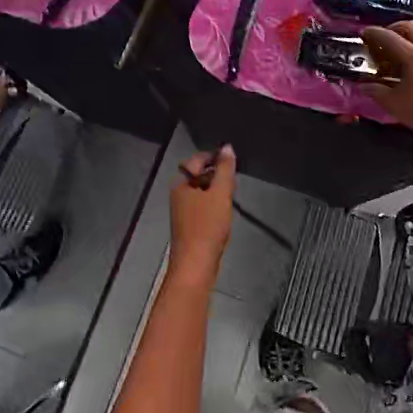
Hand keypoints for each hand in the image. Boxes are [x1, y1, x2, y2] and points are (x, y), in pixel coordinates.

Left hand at [169, 145, 235, 284]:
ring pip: (202, 192)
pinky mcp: (190, 226)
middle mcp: (178, 195)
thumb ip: (225, 169)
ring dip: (217, 192)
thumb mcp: (220, 194)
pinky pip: (203, 207)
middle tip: (234, 182)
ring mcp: (182, 211)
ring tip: (231, 197)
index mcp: (181, 184)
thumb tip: (227, 147)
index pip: (197, 160)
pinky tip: (224, 214)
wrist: (196, 265)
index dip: (214, 158)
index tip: (232, 163)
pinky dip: (214, 206)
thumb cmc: (207, 226)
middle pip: (199, 176)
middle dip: (217, 176)